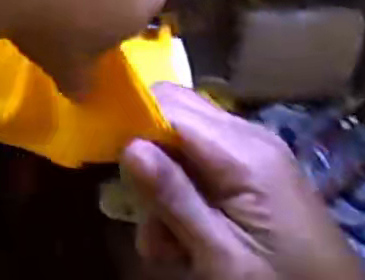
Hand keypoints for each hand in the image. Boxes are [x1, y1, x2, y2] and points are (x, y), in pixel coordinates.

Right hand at [121, 85, 362, 279]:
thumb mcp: (222, 260)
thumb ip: (174, 198)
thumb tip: (126, 143)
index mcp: (244, 150)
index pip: (169, 104)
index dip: (132, 118)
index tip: (102, 147)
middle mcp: (250, 135)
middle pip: (177, 111)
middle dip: (148, 150)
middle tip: (135, 204)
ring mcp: (258, 152)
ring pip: (187, 135)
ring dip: (165, 177)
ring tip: (159, 241)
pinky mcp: (261, 172)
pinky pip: (209, 158)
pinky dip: (188, 186)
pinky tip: (183, 235)